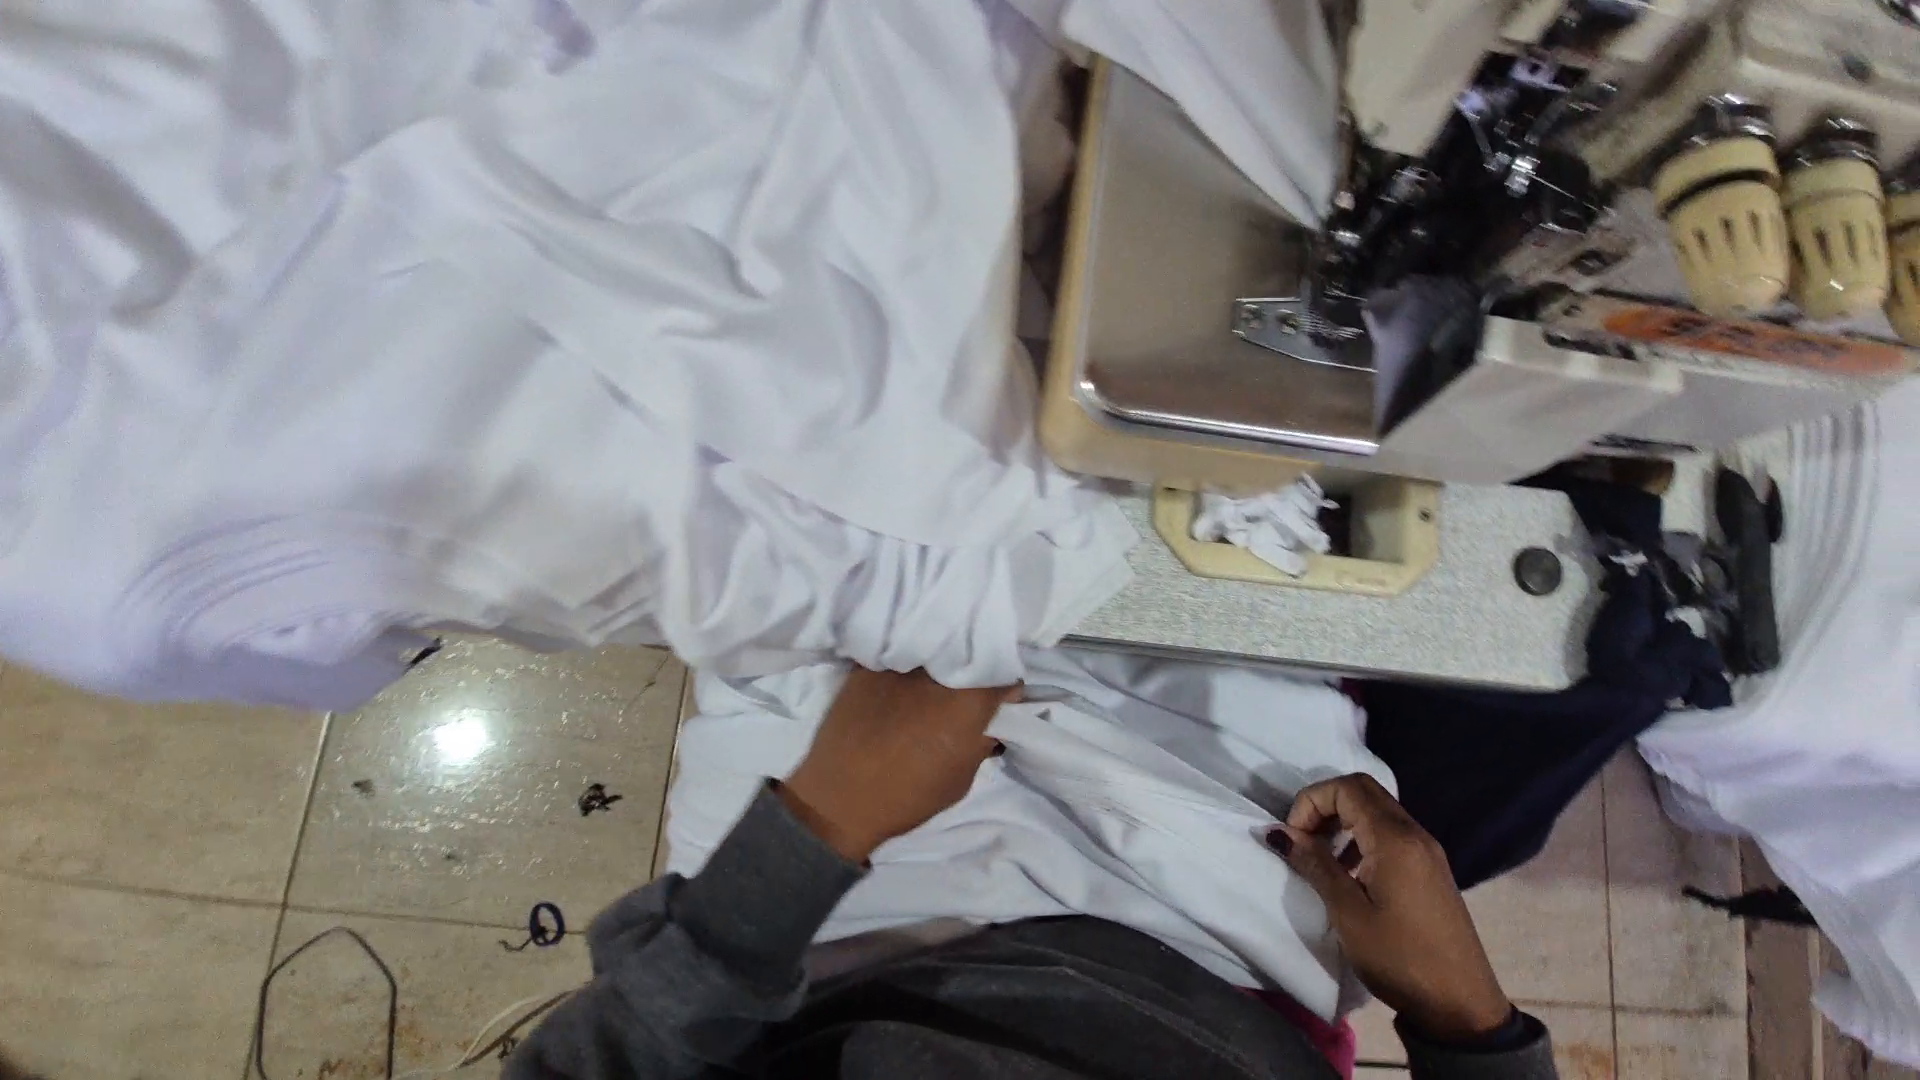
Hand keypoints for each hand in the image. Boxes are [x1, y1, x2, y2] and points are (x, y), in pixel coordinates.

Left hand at [779, 667, 1019, 862]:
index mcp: (969, 700)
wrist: (840, 798)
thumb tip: (991, 723)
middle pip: (971, 656)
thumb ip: (982, 740)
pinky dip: (909, 664)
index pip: (1007, 677)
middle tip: (966, 695)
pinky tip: (904, 681)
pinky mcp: (870, 663)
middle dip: (976, 673)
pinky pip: (901, 653)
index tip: (998, 705)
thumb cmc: (908, 795)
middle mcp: (939, 671)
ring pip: (936, 649)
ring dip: (942, 665)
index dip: (1006, 692)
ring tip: (934, 685)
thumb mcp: (962, 776)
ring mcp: (902, 662)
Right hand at [1267, 773, 1512, 1041]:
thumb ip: (1315, 865)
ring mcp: (1425, 850)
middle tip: (1304, 839)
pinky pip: (1388, 831)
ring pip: (1375, 808)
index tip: (1295, 839)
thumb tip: (1280, 833)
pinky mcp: (1429, 868)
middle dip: (1323, 804)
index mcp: (1395, 839)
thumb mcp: (1348, 913)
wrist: (1463, 1008)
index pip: (1345, 788)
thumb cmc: (1400, 958)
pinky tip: (1348, 872)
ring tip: (1320, 856)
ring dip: (1341, 820)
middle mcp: (1414, 833)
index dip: (1310, 802)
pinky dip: (1359, 836)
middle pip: (1361, 790)